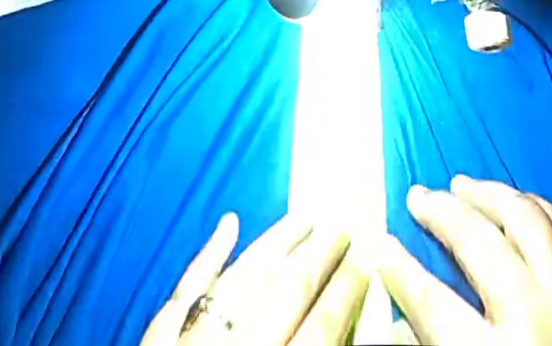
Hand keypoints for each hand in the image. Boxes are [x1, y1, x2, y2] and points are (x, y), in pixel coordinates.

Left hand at [141, 212, 368, 345]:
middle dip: (320, 256)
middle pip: (285, 294)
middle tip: (346, 224)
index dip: (349, 288)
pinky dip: (204, 259)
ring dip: (275, 246)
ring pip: (239, 282)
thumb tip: (350, 339)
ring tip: (304, 217)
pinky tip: (228, 224)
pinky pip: (178, 299)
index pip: (320, 329)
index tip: (372, 252)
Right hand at [376, 177, 551, 345]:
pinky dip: (540, 207)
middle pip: (480, 243)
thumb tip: (400, 328)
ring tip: (463, 184)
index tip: (380, 243)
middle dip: (442, 213)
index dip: (401, 271)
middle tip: (418, 195)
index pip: (433, 304)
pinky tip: (522, 200)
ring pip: (528, 220)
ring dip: (492, 194)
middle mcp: (536, 313)